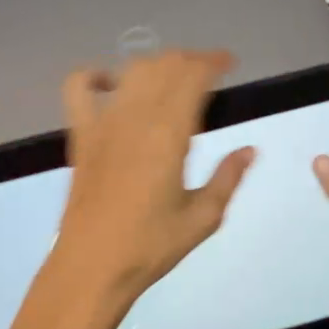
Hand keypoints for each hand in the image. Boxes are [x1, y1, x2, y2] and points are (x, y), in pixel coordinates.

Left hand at [52, 51, 255, 304]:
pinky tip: (111, 84)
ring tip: (174, 80)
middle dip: (190, 61)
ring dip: (156, 66)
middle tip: (209, 76)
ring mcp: (102, 124)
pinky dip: (95, 76)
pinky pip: (79, 88)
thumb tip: (249, 150)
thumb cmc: (151, 247)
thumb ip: (227, 178)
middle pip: (164, 65)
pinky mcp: (80, 136)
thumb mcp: (202, 218)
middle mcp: (135, 118)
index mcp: (169, 135)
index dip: (214, 62)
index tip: (230, 65)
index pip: (193, 76)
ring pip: (131, 71)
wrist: (93, 266)